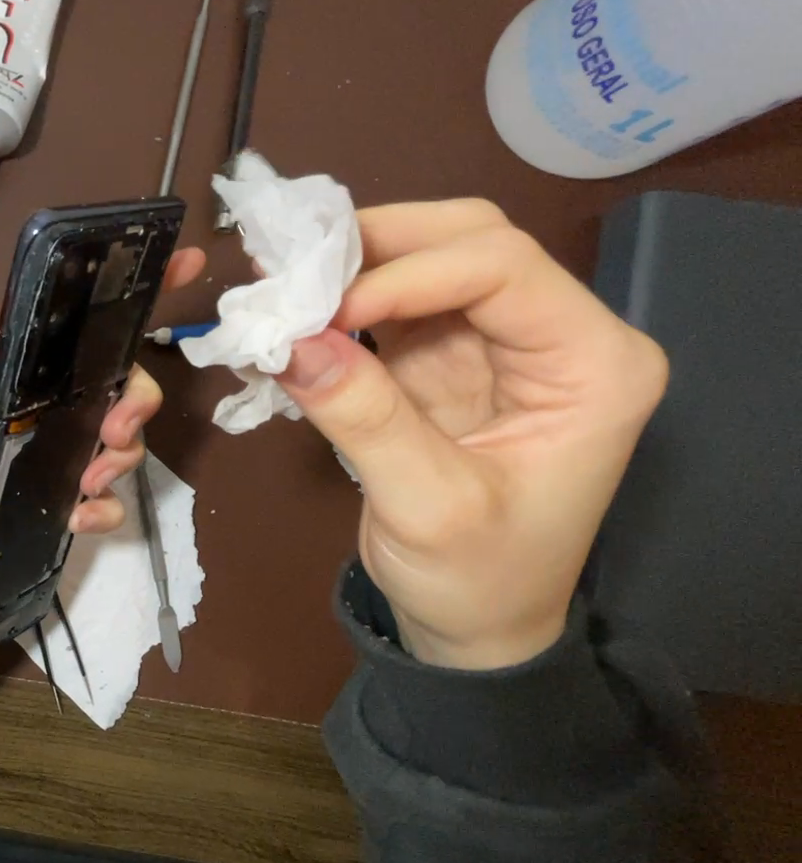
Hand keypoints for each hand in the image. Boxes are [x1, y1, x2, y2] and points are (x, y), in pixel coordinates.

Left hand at [0, 249, 208, 615]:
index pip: (56, 327)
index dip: (119, 296)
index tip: (184, 262)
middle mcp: (18, 415)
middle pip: (103, 382)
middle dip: (130, 397)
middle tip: (117, 431)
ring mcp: (33, 460)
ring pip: (109, 436)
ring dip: (120, 454)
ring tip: (89, 483)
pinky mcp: (41, 504)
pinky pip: (97, 494)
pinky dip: (105, 506)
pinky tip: (84, 521)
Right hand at [276, 200, 666, 669]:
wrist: (473, 622)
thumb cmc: (475, 576)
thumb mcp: (427, 506)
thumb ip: (365, 419)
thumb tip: (289, 344)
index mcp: (589, 364)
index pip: (502, 269)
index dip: (405, 275)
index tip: (316, 313)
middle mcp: (548, 336)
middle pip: (468, 241)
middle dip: (374, 243)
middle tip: (285, 264)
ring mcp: (487, 346)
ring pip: (421, 262)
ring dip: (346, 266)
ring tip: (274, 280)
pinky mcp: (434, 364)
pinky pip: (383, 310)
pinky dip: (332, 306)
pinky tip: (286, 313)